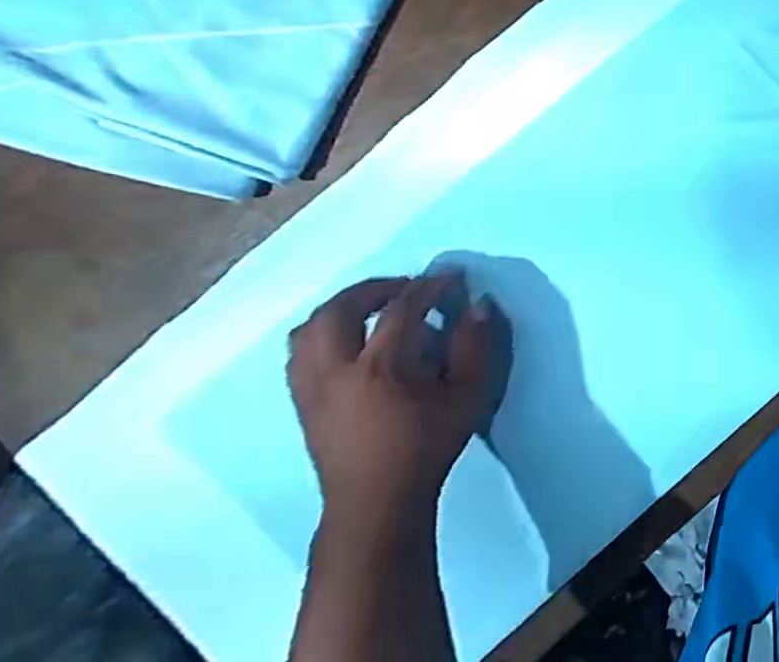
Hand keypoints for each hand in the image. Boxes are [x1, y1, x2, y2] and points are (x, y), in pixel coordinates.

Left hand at [288, 276, 496, 522]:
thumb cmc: (428, 444)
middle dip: (373, 289)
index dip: (428, 286)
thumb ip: (475, 346)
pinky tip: (352, 340)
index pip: (401, 309)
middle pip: (338, 311)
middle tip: (406, 286)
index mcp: (379, 367)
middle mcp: (334, 371)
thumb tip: (477, 306)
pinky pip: (301, 352)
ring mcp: (310, 388)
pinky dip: (326, 332)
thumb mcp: (469, 394)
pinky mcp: (301, 402)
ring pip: (309, 329)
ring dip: (342, 308)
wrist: (376, 500)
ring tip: (374, 307)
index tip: (451, 278)